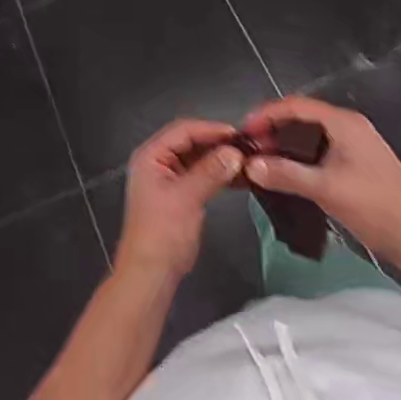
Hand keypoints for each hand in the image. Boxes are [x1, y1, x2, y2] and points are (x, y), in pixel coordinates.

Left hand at [115, 119, 243, 280]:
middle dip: (219, 143)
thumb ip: (210, 171)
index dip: (211, 129)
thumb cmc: (162, 232)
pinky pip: (202, 175)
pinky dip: (220, 174)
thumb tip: (235, 152)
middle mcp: (157, 162)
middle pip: (191, 142)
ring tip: (251, 160)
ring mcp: (168, 178)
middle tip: (250, 146)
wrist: (151, 270)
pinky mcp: (180, 194)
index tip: (240, 134)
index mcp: (150, 157)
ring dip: (222, 159)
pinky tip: (242, 177)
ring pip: (198, 158)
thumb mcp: (186, 198)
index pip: (182, 130)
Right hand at [241, 96, 400, 261]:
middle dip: (271, 129)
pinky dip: (295, 155)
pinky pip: (316, 149)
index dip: (265, 114)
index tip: (242, 132)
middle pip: (300, 116)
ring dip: (282, 144)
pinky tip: (283, 172)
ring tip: (260, 161)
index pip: (295, 105)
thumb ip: (284, 174)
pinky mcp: (354, 163)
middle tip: (248, 149)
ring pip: (307, 134)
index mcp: (344, 124)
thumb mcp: (324, 189)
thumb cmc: (375, 207)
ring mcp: (354, 145)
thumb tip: (248, 165)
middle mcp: (349, 127)